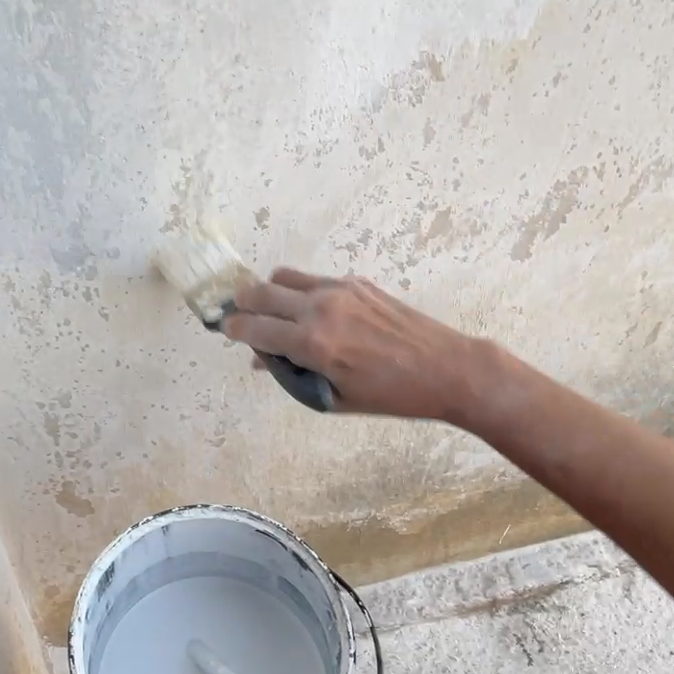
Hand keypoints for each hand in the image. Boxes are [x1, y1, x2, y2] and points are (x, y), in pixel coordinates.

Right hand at [221, 268, 482, 420]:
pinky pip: (314, 280)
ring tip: (274, 312)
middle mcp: (319, 309)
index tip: (225, 330)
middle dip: (243, 304)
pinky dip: (302, 292)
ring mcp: (339, 290)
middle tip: (240, 317)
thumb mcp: (335, 396)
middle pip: (260, 292)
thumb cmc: (391, 395)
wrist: (447, 368)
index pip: (253, 327)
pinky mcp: (357, 283)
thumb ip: (293, 374)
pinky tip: (315, 315)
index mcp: (312, 343)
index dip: (233, 328)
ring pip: (284, 277)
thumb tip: (262, 360)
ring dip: (270, 292)